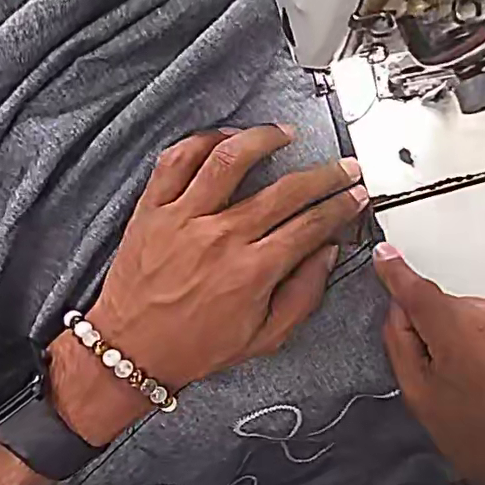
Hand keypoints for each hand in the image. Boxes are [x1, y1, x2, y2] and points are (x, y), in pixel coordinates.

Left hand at [48, 124, 369, 444]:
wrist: (132, 350)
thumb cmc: (193, 346)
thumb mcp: (263, 338)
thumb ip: (303, 296)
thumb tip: (327, 255)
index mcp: (252, 271)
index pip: (311, 225)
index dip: (340, 206)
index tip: (353, 197)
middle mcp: (221, 237)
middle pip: (286, 190)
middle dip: (325, 174)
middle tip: (342, 167)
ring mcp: (184, 218)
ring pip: (230, 159)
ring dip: (264, 139)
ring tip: (285, 134)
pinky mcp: (153, 209)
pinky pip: (177, 160)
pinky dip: (202, 141)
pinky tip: (223, 139)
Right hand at [373, 242, 484, 484]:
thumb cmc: (468, 433)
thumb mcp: (415, 391)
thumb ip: (400, 338)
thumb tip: (398, 300)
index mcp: (462, 348)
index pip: (423, 295)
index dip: (400, 275)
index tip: (386, 257)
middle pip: (451, 302)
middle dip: (440, 320)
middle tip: (443, 359)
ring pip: (477, 306)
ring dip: (469, 325)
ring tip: (475, 366)